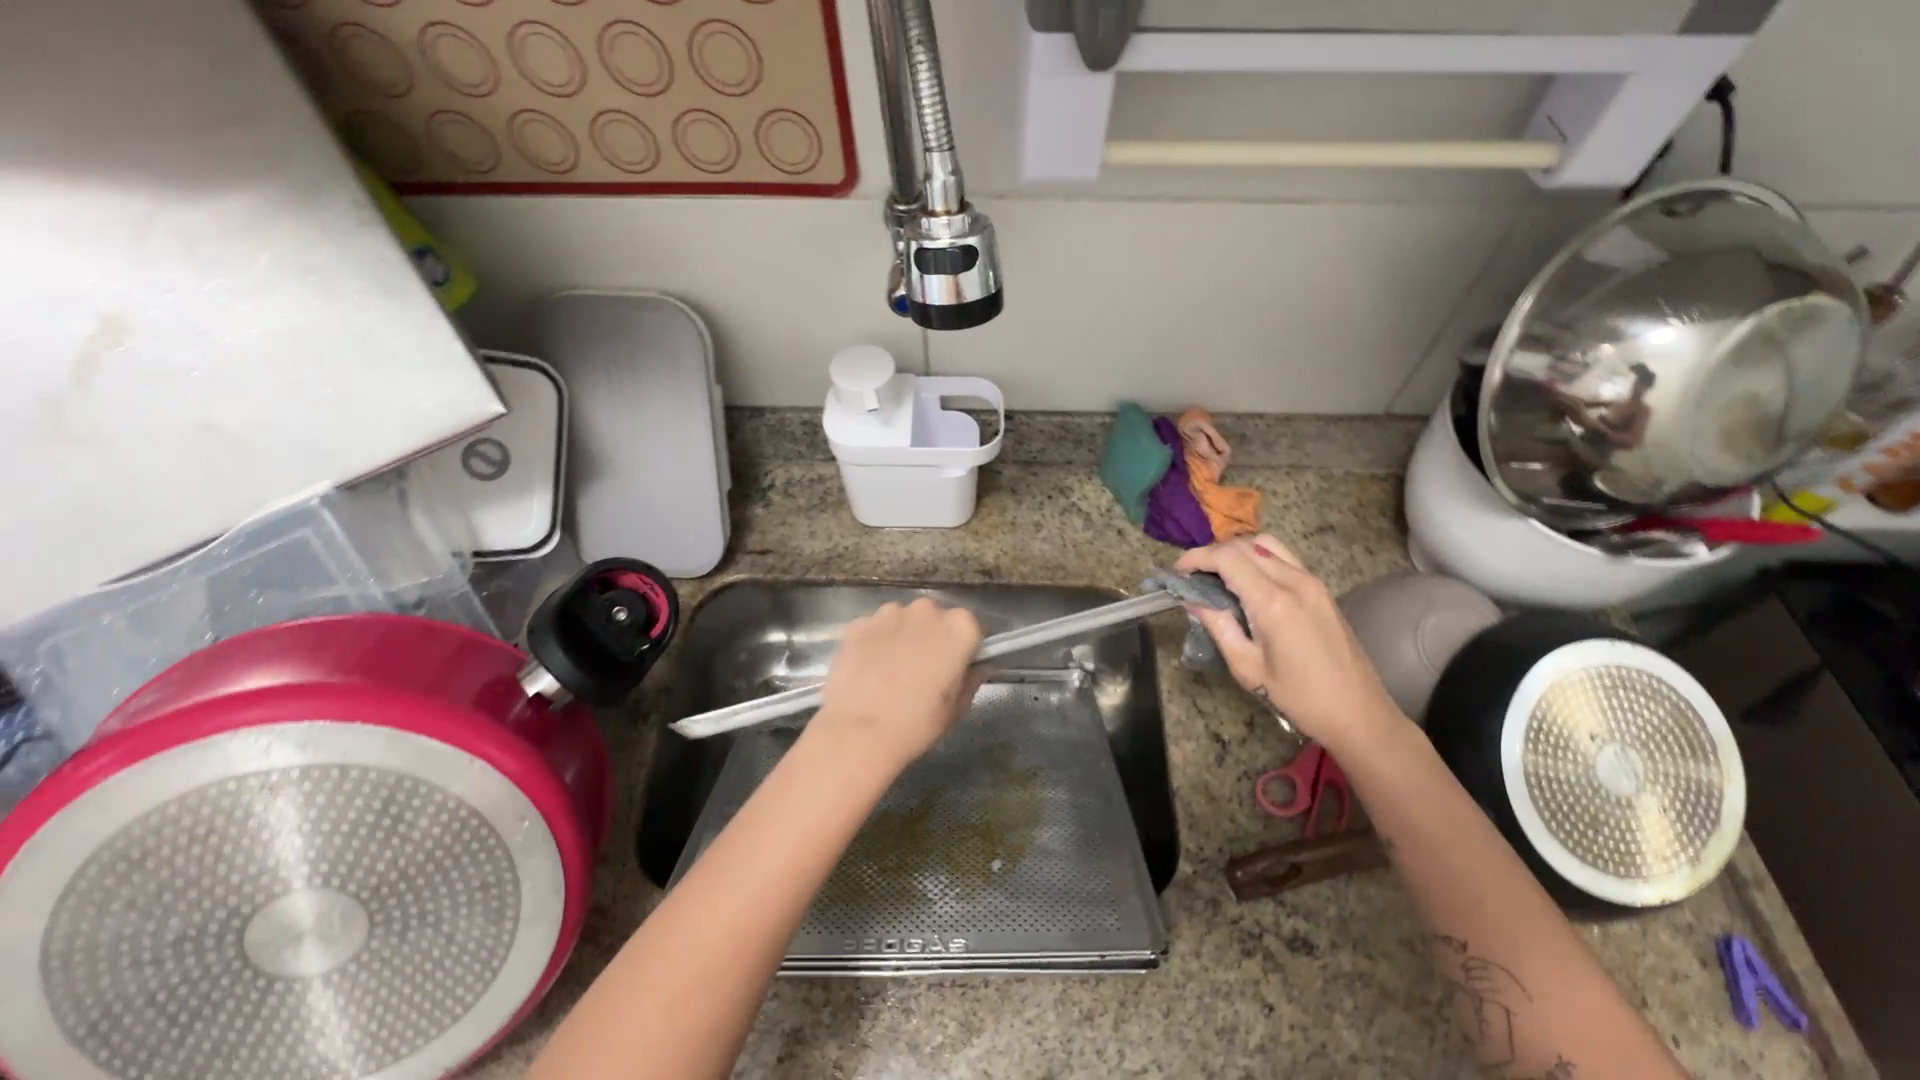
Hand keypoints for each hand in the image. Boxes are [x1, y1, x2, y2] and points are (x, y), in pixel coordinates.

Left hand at [810, 598, 984, 775]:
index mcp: (959, 628)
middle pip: (936, 619)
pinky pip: (874, 630)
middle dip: (932, 638)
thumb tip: (977, 668)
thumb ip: (971, 680)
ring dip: (902, 637)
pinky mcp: (858, 624)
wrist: (859, 732)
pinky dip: (875, 643)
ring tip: (892, 671)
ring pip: (902, 620)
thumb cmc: (917, 723)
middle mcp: (926, 611)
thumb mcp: (956, 708)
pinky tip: (868, 671)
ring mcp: (889, 614)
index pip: (971, 629)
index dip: (964, 649)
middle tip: (923, 670)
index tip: (956, 668)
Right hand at [1175, 535, 1407, 751]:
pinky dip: (1259, 559)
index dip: (1197, 558)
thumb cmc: (1298, 698)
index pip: (1227, 558)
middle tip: (1192, 577)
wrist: (1357, 712)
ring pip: (1267, 545)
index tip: (1176, 572)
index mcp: (1274, 602)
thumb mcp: (1247, 667)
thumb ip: (1218, 626)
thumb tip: (1192, 599)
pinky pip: (1284, 558)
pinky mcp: (1321, 589)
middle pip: (1246, 546)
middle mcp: (1295, 581)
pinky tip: (1247, 584)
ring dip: (1237, 552)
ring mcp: (1312, 582)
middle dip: (1213, 554)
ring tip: (1218, 577)